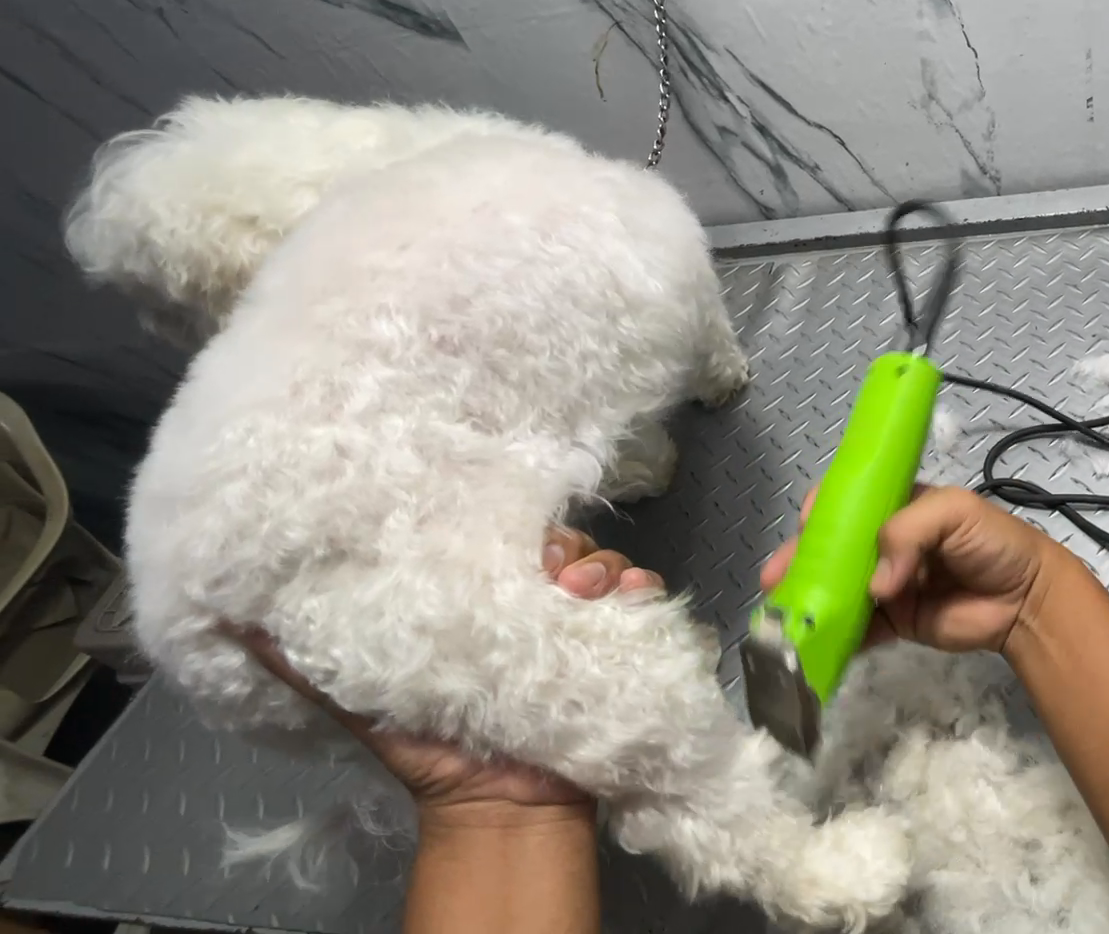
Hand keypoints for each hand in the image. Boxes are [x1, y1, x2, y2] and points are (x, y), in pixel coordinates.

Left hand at [232, 527, 662, 827]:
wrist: (499, 805)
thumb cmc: (433, 748)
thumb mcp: (359, 700)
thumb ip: (306, 662)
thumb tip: (227, 616)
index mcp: (490, 604)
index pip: (515, 544)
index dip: (524, 537)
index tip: (524, 553)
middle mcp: (544, 604)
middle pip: (571, 549)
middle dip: (572, 551)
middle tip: (559, 577)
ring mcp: (588, 625)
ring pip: (612, 567)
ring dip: (608, 567)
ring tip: (591, 592)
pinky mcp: (623, 646)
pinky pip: (647, 602)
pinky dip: (645, 590)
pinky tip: (634, 596)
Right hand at [759, 485, 1078, 653]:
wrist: (1025, 599)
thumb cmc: (992, 542)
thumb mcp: (954, 513)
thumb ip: (909, 533)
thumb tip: (875, 585)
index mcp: (897, 507)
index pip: (850, 502)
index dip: (822, 510)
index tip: (806, 523)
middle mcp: (884, 544)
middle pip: (832, 548)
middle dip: (800, 560)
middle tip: (775, 578)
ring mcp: (885, 585)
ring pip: (837, 589)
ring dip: (807, 598)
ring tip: (780, 613)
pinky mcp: (893, 623)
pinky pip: (856, 629)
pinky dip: (832, 637)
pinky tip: (807, 644)